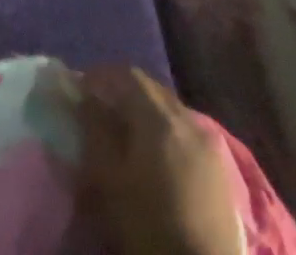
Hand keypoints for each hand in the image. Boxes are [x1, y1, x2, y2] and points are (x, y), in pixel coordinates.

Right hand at [74, 65, 243, 254]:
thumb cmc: (144, 220)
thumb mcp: (104, 172)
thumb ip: (90, 124)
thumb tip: (76, 90)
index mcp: (161, 120)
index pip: (126, 74)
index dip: (96, 76)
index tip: (75, 92)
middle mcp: (191, 123)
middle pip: (150, 89)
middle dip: (118, 91)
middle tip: (92, 112)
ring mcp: (211, 146)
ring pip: (168, 110)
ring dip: (140, 111)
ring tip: (118, 135)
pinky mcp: (219, 169)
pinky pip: (183, 131)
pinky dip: (160, 130)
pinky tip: (147, 156)